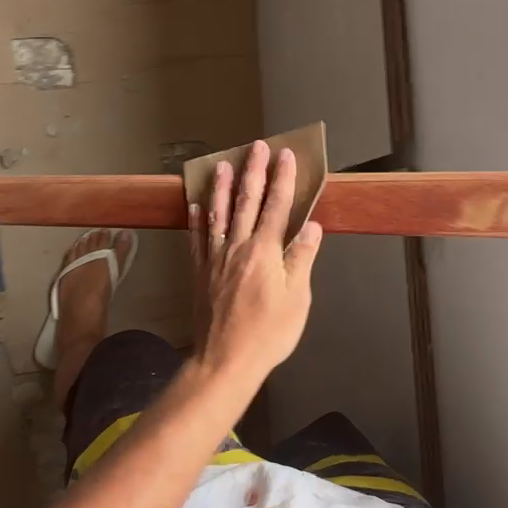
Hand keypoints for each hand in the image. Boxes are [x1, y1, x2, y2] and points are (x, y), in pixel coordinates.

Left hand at [189, 141, 322, 379]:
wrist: (224, 361)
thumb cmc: (268, 334)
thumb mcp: (297, 299)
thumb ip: (301, 259)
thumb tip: (311, 226)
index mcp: (264, 252)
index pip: (276, 206)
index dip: (283, 179)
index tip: (286, 155)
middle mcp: (237, 248)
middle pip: (246, 203)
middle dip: (253, 172)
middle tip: (256, 146)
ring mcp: (215, 260)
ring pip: (217, 215)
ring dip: (221, 188)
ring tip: (221, 164)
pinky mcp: (200, 274)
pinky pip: (196, 239)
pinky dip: (197, 220)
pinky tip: (196, 206)